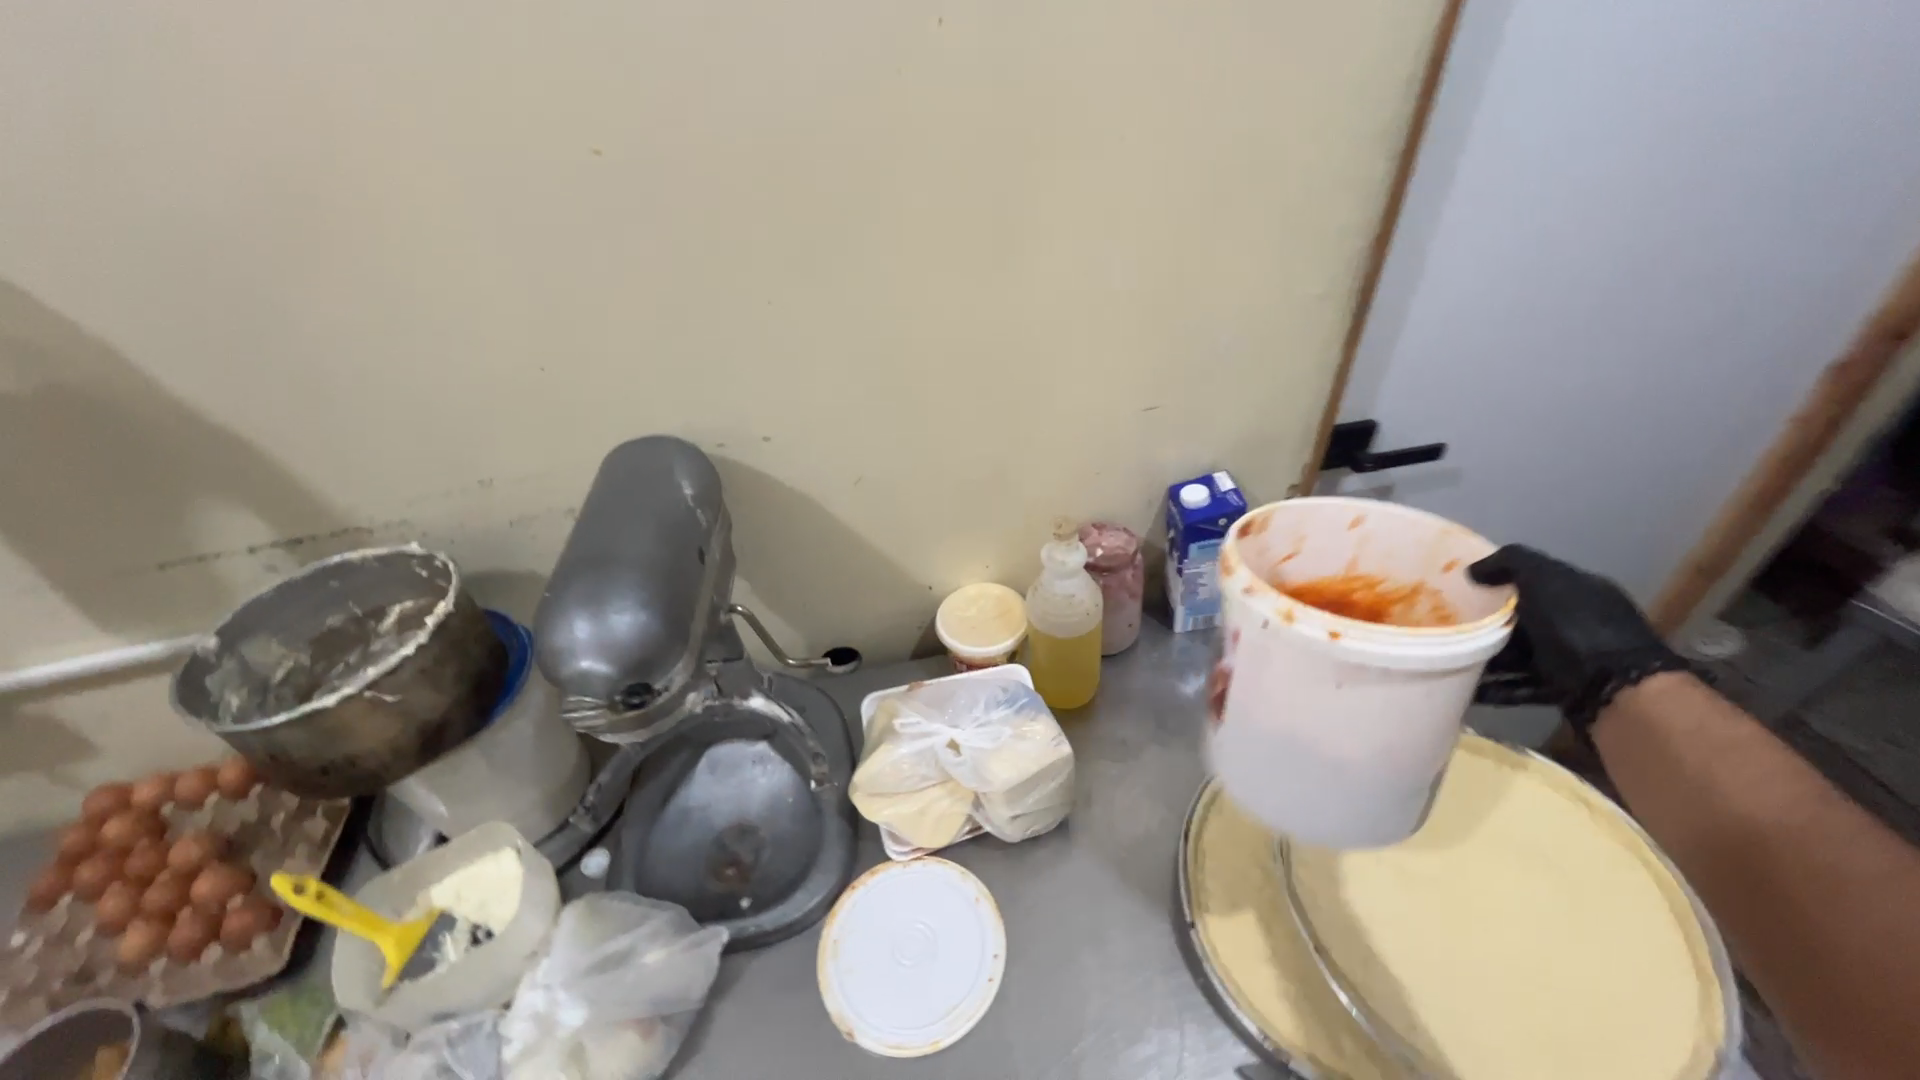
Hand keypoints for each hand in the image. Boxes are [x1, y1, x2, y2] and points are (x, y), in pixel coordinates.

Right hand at [1469, 545, 1690, 730]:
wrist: (1617, 688)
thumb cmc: (1578, 624)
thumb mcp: (1543, 577)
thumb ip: (1509, 563)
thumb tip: (1474, 570)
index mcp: (1580, 592)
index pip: (1537, 581)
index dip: (1501, 583)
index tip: (1465, 591)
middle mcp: (1579, 624)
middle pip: (1524, 622)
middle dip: (1488, 626)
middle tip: (1451, 628)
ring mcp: (1573, 660)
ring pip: (1520, 657)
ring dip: (1488, 661)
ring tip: (1451, 662)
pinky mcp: (1564, 692)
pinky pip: (1522, 687)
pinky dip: (1496, 690)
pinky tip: (1468, 691)